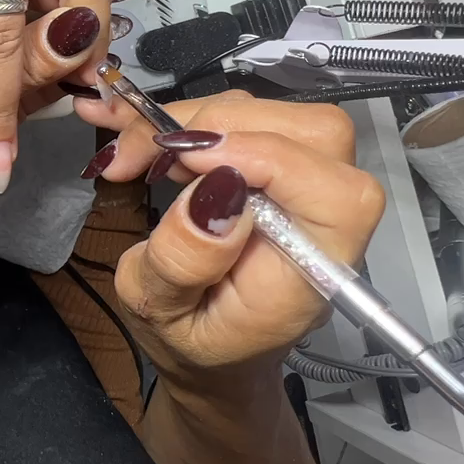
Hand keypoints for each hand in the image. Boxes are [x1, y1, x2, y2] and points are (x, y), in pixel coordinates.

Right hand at [78, 93, 386, 381]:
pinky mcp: (270, 166)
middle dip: (212, 124)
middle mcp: (320, 221)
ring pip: (268, 114)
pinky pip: (240, 117)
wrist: (210, 349)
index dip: (267, 156)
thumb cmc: (191, 341)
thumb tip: (212, 191)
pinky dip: (181, 113)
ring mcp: (300, 187)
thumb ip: (183, 262)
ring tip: (129, 152)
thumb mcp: (161, 314)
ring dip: (188, 118)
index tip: (185, 158)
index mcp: (309, 271)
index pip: (333, 193)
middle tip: (141, 153)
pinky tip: (130, 123)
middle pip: (306, 133)